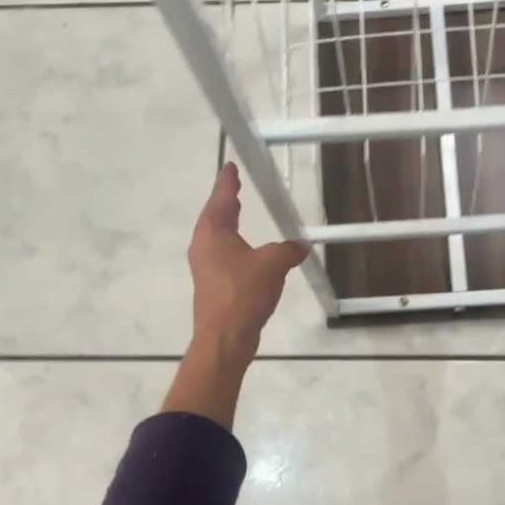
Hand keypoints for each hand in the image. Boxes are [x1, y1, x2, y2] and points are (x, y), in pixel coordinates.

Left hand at [187, 163, 309, 360]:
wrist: (225, 337)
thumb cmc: (244, 293)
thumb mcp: (273, 264)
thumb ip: (287, 250)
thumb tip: (300, 246)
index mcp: (213, 233)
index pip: (222, 199)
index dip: (227, 183)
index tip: (230, 168)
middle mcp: (204, 246)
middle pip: (215, 217)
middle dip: (226, 202)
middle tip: (235, 188)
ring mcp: (206, 267)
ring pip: (217, 238)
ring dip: (228, 225)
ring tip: (239, 215)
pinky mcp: (213, 286)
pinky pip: (223, 256)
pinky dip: (233, 247)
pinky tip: (246, 253)